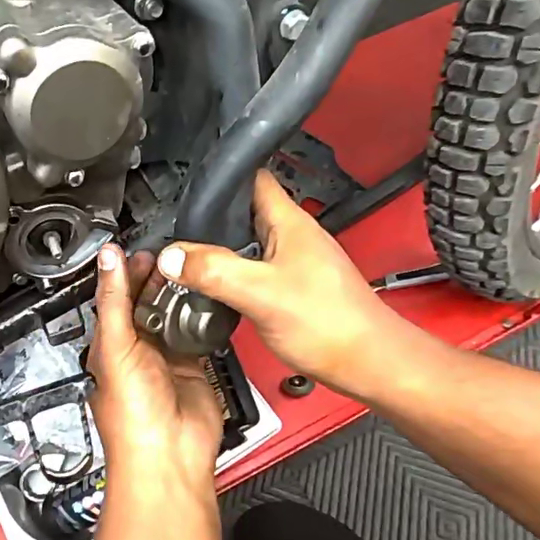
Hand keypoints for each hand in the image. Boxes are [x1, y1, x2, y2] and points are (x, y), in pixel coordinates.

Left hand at [87, 244, 224, 488]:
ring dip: (177, 296)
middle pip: (145, 304)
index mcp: (109, 345)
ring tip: (186, 271)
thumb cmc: (131, 416)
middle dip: (154, 279)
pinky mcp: (192, 368)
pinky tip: (204, 301)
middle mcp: (136, 350)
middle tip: (168, 256)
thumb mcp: (115, 345)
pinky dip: (199, 318)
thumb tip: (107, 258)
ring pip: (171, 316)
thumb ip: (114, 300)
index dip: (124, 273)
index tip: (138, 250)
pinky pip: (196, 335)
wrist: (169, 454)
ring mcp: (165, 359)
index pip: (114, 298)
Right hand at [156, 170, 444, 399]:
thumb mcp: (260, 293)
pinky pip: (257, 268)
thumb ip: (213, 271)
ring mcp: (297, 261)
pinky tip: (223, 292)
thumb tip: (172, 257)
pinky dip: (236, 275)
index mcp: (289, 223)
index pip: (252, 178)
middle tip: (182, 232)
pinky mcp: (296, 286)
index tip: (192, 183)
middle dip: (212, 219)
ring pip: (250, 242)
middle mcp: (295, 236)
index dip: (221, 176)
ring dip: (223, 249)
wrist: (367, 363)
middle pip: (244, 212)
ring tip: (193, 261)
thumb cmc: (332, 325)